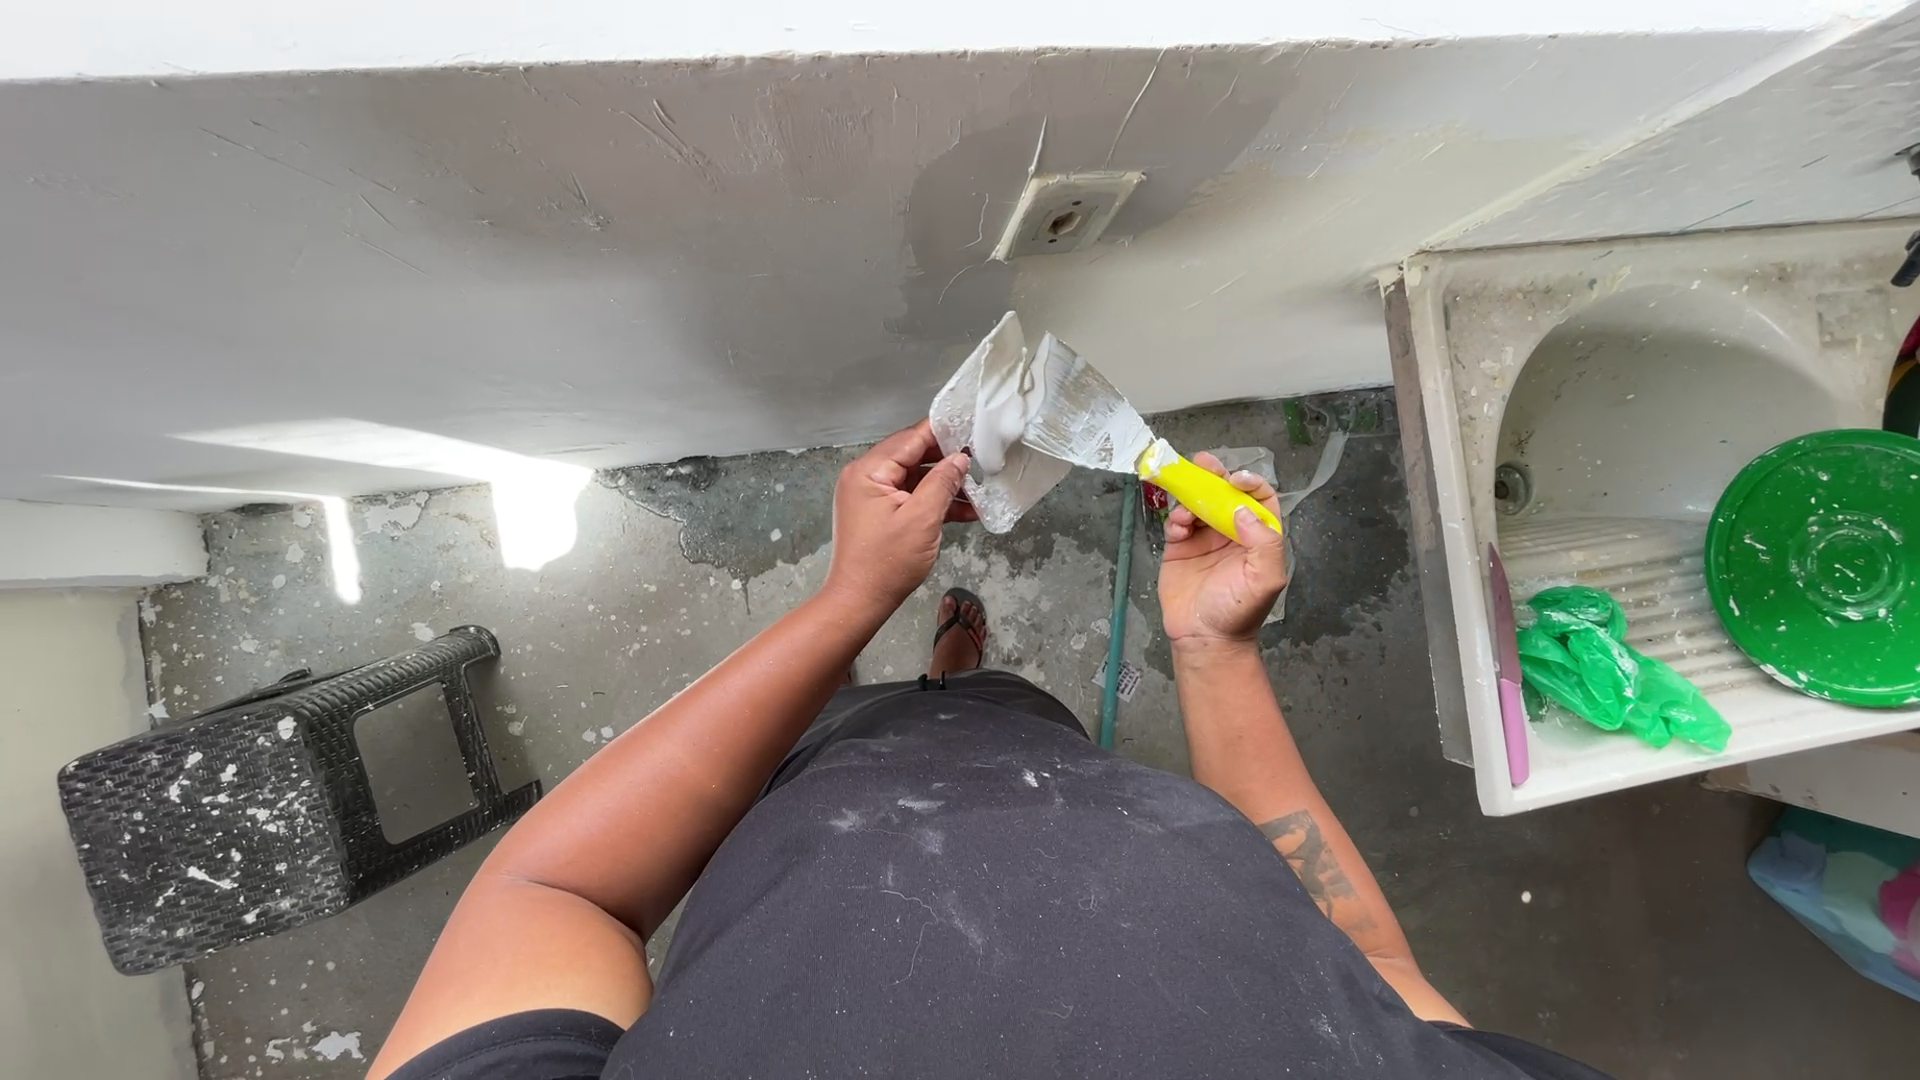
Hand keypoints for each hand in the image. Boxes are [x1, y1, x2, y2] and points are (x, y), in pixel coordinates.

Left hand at [823, 419, 974, 611]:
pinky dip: (934, 502)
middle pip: (913, 456)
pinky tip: (964, 510)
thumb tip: (960, 458)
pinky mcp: (880, 513)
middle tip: (980, 460)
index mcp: (868, 471)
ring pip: (915, 478)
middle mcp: (866, 477)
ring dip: (945, 485)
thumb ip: (942, 483)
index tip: (971, 427)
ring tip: (978, 491)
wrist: (860, 602)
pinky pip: (910, 497)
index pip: (910, 438)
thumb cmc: (886, 564)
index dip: (942, 432)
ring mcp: (872, 495)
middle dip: (947, 461)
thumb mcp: (922, 520)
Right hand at [1157, 453, 1286, 644]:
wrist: (1204, 638)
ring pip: (1198, 503)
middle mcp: (1232, 532)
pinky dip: (1175, 517)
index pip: (1258, 498)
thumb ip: (1264, 542)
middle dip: (1215, 476)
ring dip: (1191, 496)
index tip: (1234, 479)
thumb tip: (1243, 511)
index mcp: (1258, 536)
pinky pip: (1177, 522)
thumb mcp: (1265, 579)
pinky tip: (1178, 526)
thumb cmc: (1238, 612)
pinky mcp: (1179, 547)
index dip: (1249, 483)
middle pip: (1225, 494)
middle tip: (1203, 463)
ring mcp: (1204, 538)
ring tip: (1186, 508)